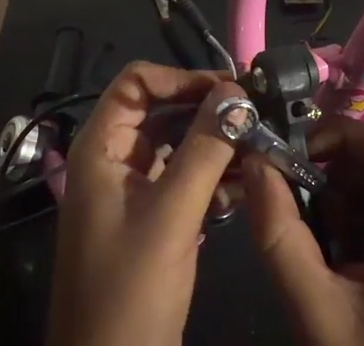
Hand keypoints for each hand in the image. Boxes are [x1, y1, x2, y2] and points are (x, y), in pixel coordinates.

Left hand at [48, 62, 240, 345]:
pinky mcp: (149, 221)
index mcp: (100, 147)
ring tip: (262, 144)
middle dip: (206, 109)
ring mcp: (130, 192)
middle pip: (160, 112)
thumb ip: (205, 149)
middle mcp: (112, 160)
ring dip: (215, 143)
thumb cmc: (130, 287)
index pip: (137, 82)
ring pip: (175, 147)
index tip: (231, 87)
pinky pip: (182, 181)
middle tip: (258, 113)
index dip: (181, 77)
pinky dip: (212, 177)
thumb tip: (235, 92)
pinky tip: (250, 182)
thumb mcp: (172, 214)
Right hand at [244, 118, 363, 345]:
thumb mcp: (312, 306)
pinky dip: (363, 211)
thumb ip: (278, 230)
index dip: (337, 135)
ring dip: (348, 189)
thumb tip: (254, 161)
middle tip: (295, 188)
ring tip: (317, 228)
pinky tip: (339, 247)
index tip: (291, 152)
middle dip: (337, 165)